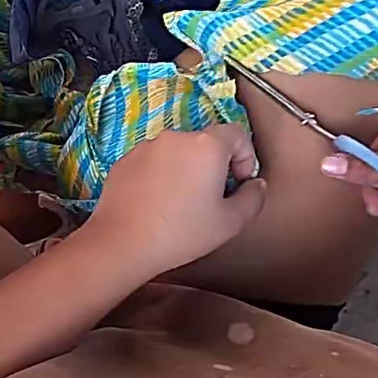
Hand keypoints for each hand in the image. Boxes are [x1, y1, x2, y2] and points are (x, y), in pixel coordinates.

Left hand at [82, 125, 268, 276]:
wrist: (122, 244)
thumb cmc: (181, 233)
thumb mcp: (230, 223)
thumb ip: (253, 198)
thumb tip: (256, 185)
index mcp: (207, 146)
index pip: (237, 134)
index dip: (246, 158)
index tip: (239, 184)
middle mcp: (176, 137)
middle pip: (206, 143)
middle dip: (215, 167)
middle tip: (212, 200)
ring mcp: (146, 147)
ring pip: (178, 153)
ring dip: (187, 171)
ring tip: (182, 205)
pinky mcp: (125, 160)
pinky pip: (154, 163)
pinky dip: (161, 177)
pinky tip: (157, 206)